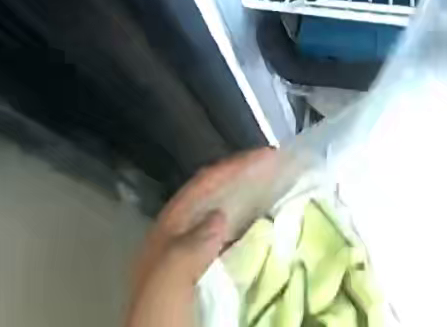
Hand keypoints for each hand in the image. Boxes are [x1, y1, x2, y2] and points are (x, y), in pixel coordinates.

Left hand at [126, 148, 277, 326]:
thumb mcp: (166, 291)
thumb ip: (186, 250)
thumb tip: (219, 215)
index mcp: (164, 237)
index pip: (202, 187)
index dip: (236, 166)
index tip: (273, 156)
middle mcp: (174, 245)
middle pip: (212, 198)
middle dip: (244, 179)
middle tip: (282, 170)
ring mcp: (188, 268)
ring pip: (221, 222)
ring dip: (248, 204)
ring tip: (281, 195)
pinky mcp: (202, 291)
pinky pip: (229, 250)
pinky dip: (249, 236)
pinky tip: (268, 240)